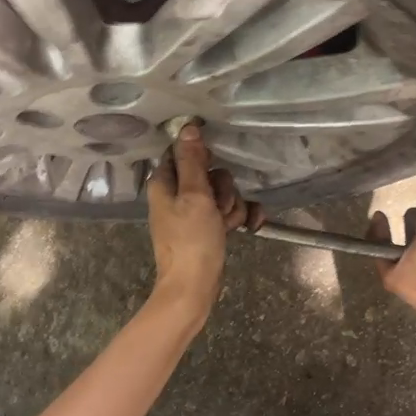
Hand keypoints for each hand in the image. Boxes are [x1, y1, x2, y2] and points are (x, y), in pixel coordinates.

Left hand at [146, 124, 250, 312]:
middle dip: (224, 189)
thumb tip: (188, 127)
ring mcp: (193, 213)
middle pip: (210, 174)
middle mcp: (176, 195)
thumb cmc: (191, 240)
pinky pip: (229, 213)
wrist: (193, 288)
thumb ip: (193, 161)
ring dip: (234, 206)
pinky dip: (240, 218)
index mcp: (164, 183)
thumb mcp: (195, 196)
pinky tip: (251, 227)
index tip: (215, 167)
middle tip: (220, 206)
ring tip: (229, 224)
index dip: (204, 157)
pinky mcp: (207, 229)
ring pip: (223, 194)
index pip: (183, 153)